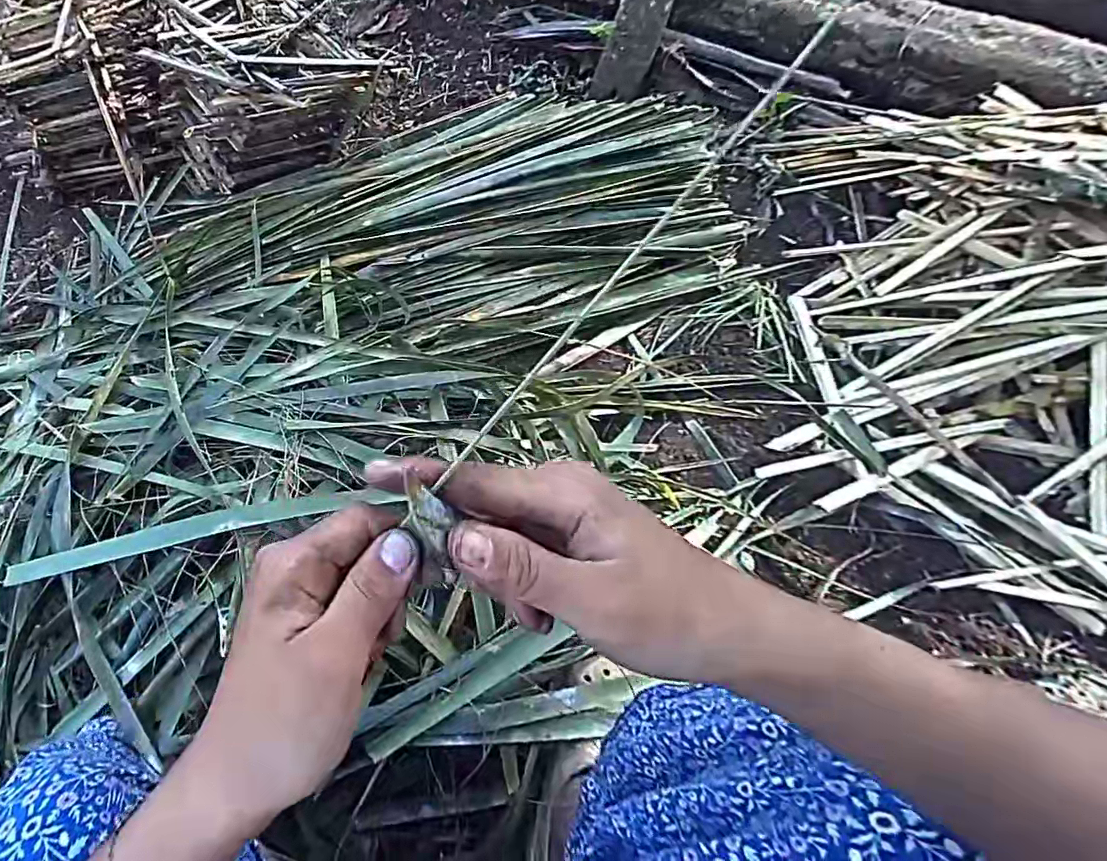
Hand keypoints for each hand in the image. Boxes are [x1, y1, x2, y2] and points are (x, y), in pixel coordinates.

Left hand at [178, 505, 417, 828]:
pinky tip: (354, 664)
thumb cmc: (287, 721)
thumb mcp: (336, 653)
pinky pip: (350, 606)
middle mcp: (291, 562)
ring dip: (378, 616)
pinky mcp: (303, 617)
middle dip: (387, 589)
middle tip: (380, 639)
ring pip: (363, 579)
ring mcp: (296, 590)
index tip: (436, 574)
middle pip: (363, 548)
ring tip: (363, 660)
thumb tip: (406, 536)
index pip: (360, 519)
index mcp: (292, 559)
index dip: (401, 538)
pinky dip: (363, 632)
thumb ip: (371, 590)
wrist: (239, 783)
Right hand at [365, 457, 798, 684]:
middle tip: (512, 606)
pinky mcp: (566, 531)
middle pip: (480, 508)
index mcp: (560, 489)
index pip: (473, 479)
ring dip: (502, 577)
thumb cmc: (670, 616)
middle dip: (475, 555)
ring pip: (497, 534)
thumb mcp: (591, 601)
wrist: (735, 633)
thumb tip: (455, 540)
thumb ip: (520, 569)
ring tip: (538, 617)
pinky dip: (519, 580)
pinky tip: (544, 613)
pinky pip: (519, 547)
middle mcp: (554, 487)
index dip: (420, 478)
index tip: (372, 474)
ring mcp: (561, 508)